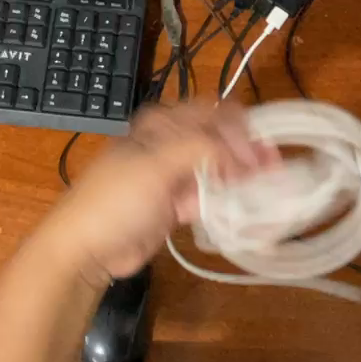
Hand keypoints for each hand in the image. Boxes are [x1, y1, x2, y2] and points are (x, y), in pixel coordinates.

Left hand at [35, 101, 274, 283]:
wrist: (85, 248)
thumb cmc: (115, 199)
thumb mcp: (157, 165)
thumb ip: (202, 150)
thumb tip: (242, 156)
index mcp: (161, 124)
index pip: (212, 113)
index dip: (239, 129)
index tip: (258, 153)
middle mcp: (170, 144)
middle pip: (219, 140)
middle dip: (248, 152)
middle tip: (275, 168)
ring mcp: (175, 176)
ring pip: (218, 170)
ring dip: (244, 177)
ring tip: (274, 187)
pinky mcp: (177, 205)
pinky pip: (211, 198)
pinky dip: (232, 203)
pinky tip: (254, 209)